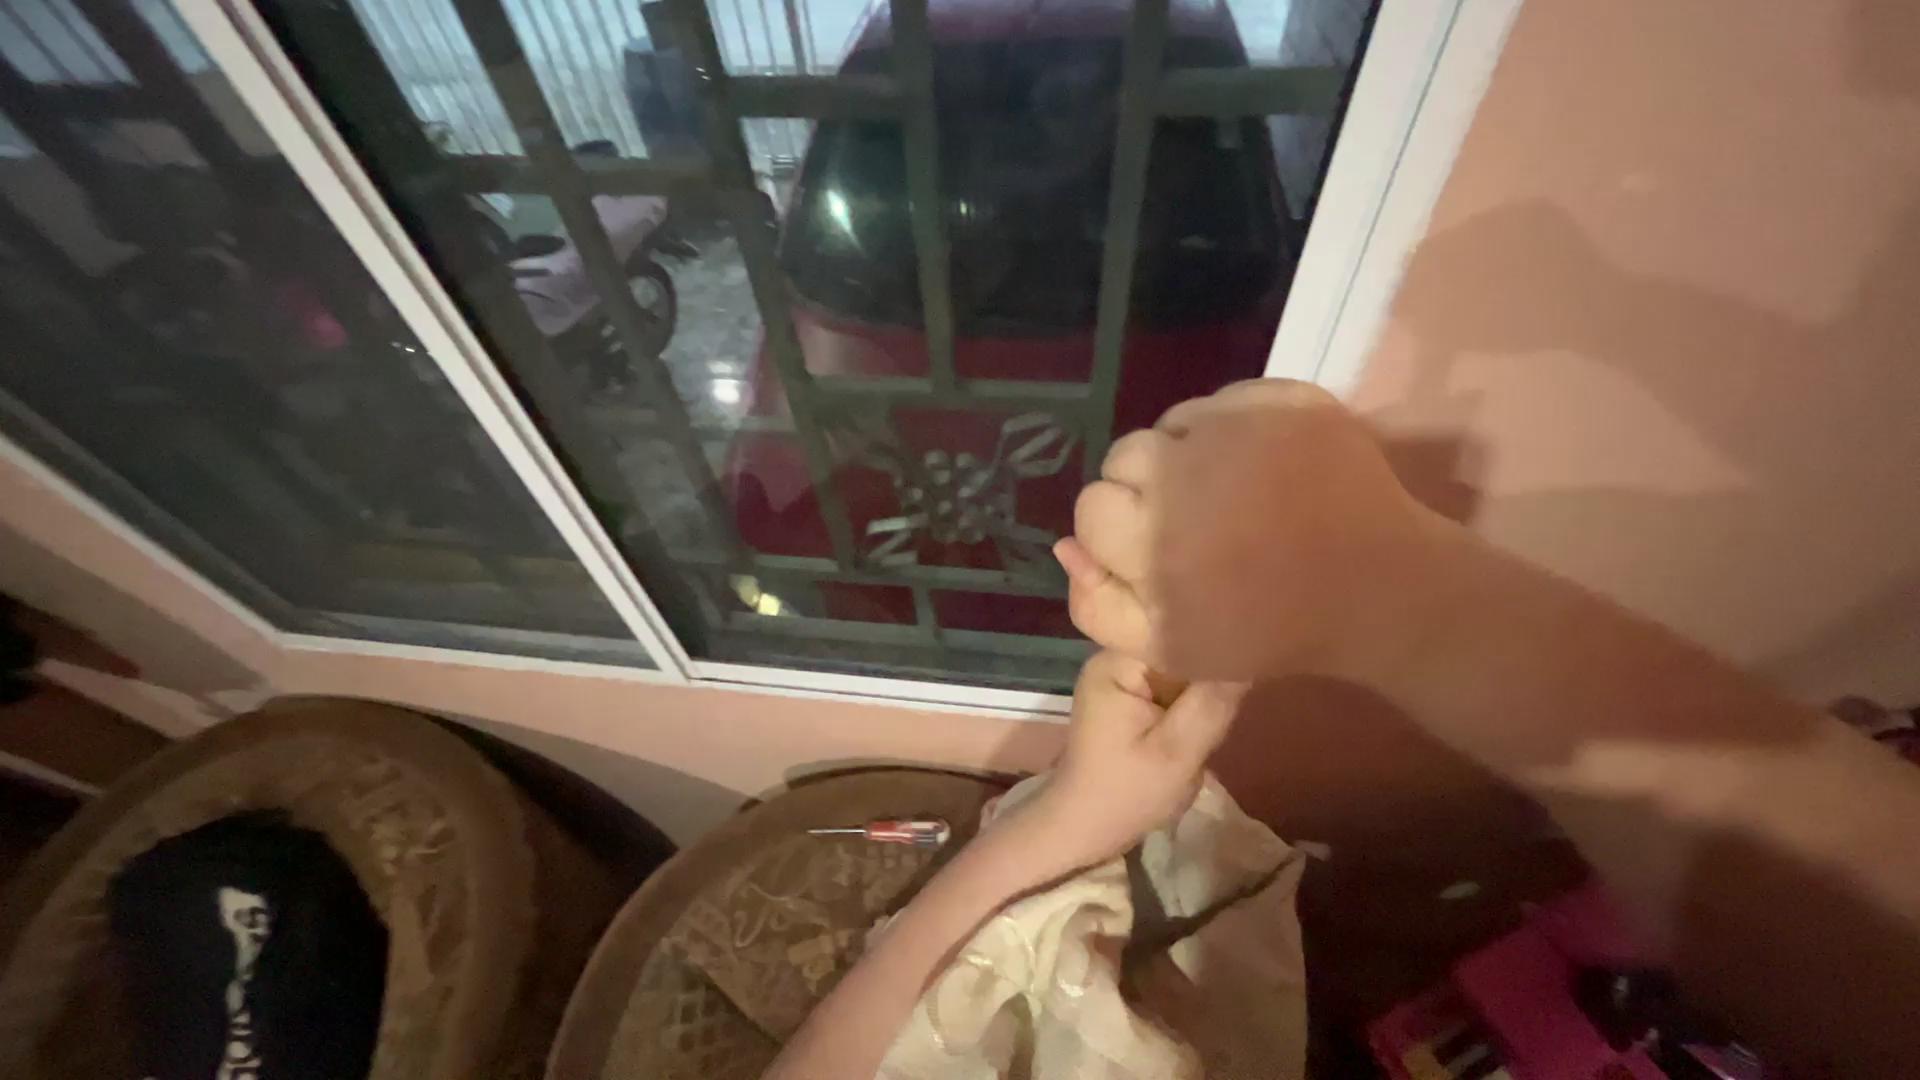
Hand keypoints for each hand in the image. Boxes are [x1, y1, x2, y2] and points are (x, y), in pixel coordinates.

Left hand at [1014, 651, 1245, 877]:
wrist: (1082, 828)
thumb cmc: (1125, 793)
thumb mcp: (1177, 752)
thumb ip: (1211, 702)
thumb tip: (1247, 654)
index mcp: (1116, 662)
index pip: (1175, 631)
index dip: (1213, 642)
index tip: (1248, 654)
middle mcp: (1113, 660)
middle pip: (1177, 647)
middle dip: (1208, 669)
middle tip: (1239, 689)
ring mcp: (1118, 679)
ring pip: (1177, 669)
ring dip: (1201, 688)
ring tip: (1227, 701)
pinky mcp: (1125, 699)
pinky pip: (1168, 686)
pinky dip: (1188, 700)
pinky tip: (1203, 716)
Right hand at [1057, 378, 1465, 682]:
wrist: (1380, 591)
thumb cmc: (1268, 631)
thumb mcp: (1168, 648)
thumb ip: (1097, 605)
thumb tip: (1066, 545)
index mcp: (1154, 540)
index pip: (1093, 508)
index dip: (1119, 534)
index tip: (1157, 553)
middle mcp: (1186, 472)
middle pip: (1124, 458)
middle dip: (1144, 490)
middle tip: (1192, 522)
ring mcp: (1240, 426)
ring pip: (1170, 424)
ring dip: (1184, 456)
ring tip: (1228, 494)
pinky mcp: (1285, 399)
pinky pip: (1223, 402)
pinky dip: (1229, 430)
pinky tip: (1259, 467)